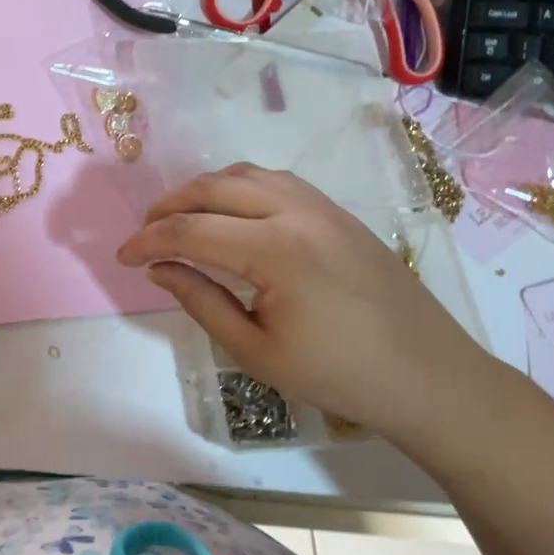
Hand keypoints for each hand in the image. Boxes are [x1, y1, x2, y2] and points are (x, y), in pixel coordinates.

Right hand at [117, 165, 501, 442]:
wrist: (431, 379)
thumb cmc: (339, 376)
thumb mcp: (256, 352)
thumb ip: (200, 302)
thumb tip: (158, 268)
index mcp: (276, 251)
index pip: (191, 230)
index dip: (148, 240)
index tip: (122, 257)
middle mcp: (297, 214)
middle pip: (212, 188)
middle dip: (168, 206)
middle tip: (146, 233)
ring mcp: (323, 208)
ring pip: (244, 175)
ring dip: (203, 190)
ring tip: (182, 218)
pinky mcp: (340, 213)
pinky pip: (276, 181)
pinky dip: (240, 188)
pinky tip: (232, 214)